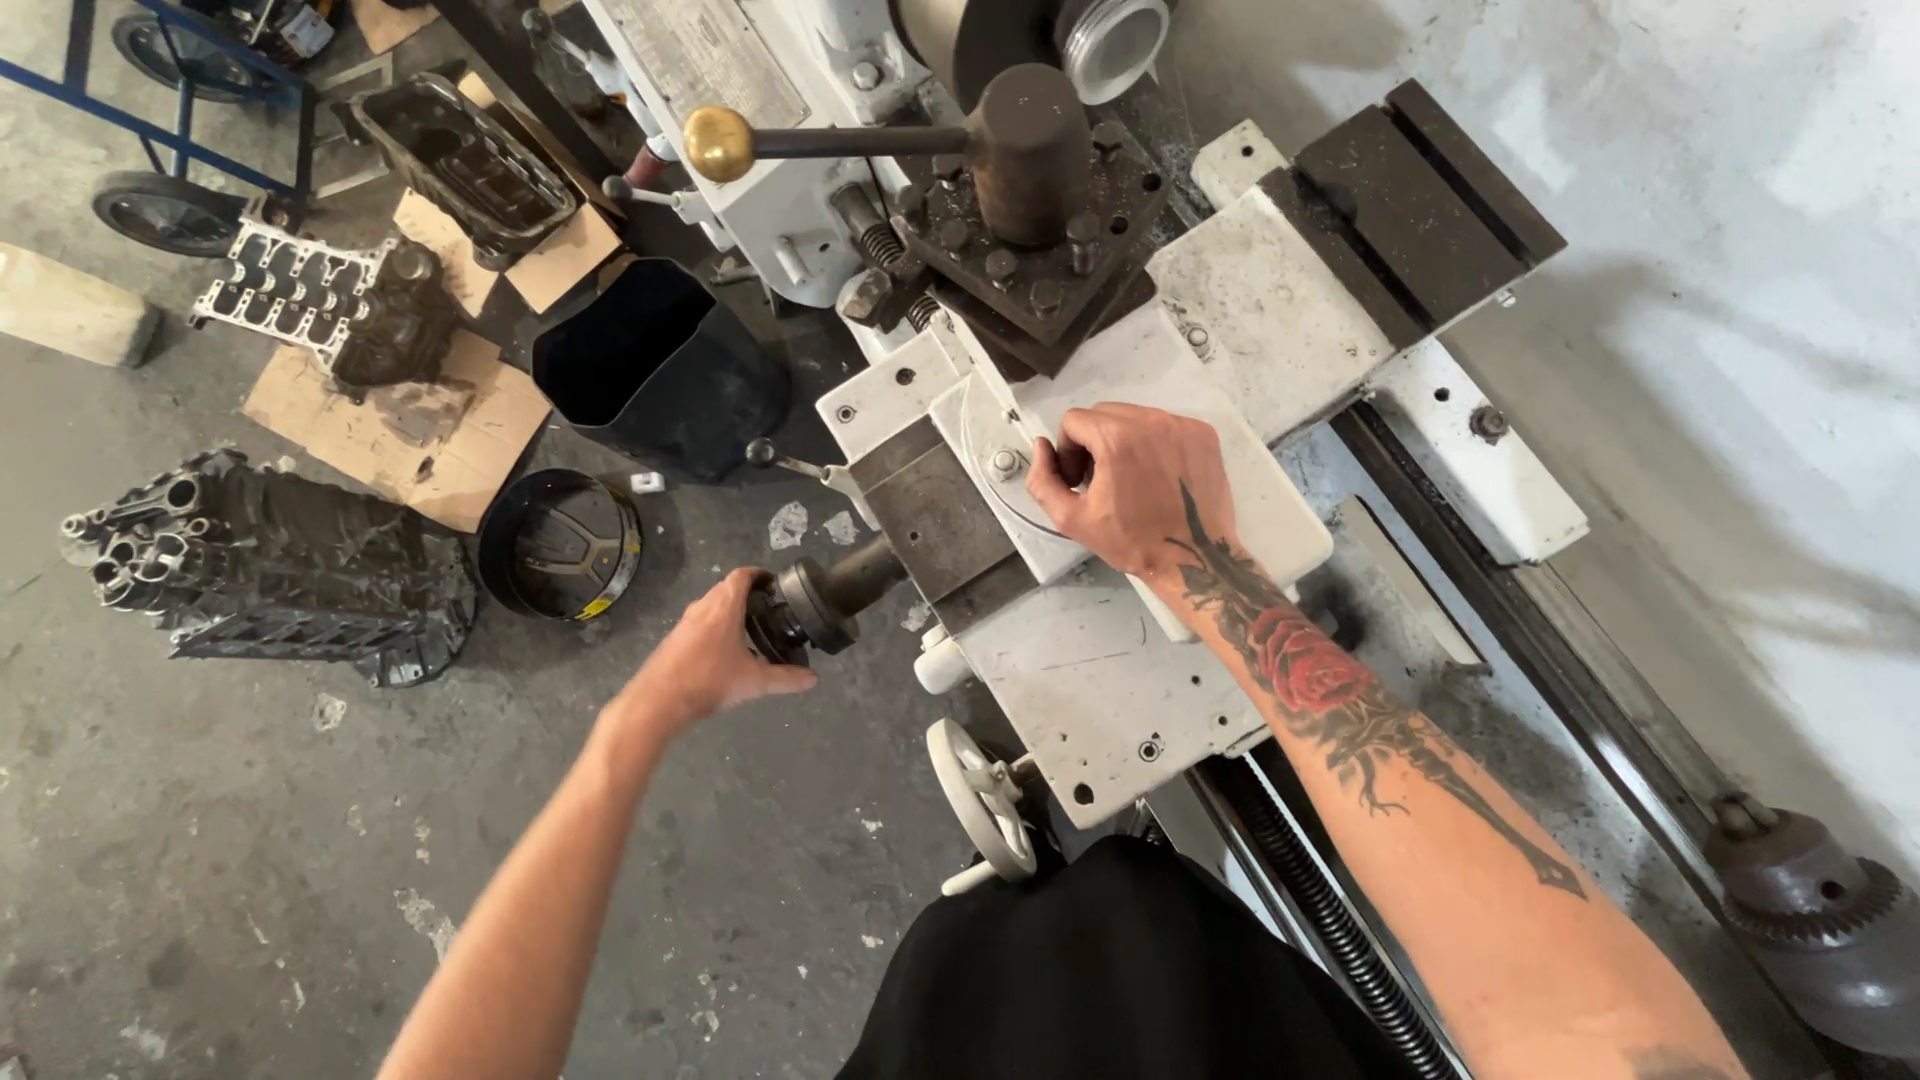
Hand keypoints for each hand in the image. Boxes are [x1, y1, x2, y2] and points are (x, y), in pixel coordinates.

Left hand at [605, 569, 817, 740]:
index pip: (742, 575)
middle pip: (727, 588)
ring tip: (751, 629)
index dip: (759, 574)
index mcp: (723, 607)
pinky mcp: (674, 638)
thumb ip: (786, 678)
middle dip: (748, 593)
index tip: (775, 584)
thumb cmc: (708, 681)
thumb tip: (814, 678)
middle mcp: (702, 607)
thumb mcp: (753, 682)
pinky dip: (716, 625)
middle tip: (769, 609)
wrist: (656, 702)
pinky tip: (726, 650)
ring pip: (712, 605)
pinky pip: (700, 621)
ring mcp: (685, 622)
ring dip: (730, 609)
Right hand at [1027, 403, 1236, 585]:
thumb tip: (1041, 446)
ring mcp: (1182, 425)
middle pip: (1103, 413)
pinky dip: (1153, 442)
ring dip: (1122, 439)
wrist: (1194, 559)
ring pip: (1134, 416)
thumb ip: (1042, 480)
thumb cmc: (1131, 542)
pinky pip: (1164, 424)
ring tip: (1129, 478)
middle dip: (1092, 442)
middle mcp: (1151, 421)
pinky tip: (1157, 475)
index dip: (1067, 450)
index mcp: (1117, 439)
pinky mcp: (1203, 434)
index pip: (1074, 420)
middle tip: (1100, 479)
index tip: (1078, 480)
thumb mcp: (1071, 519)